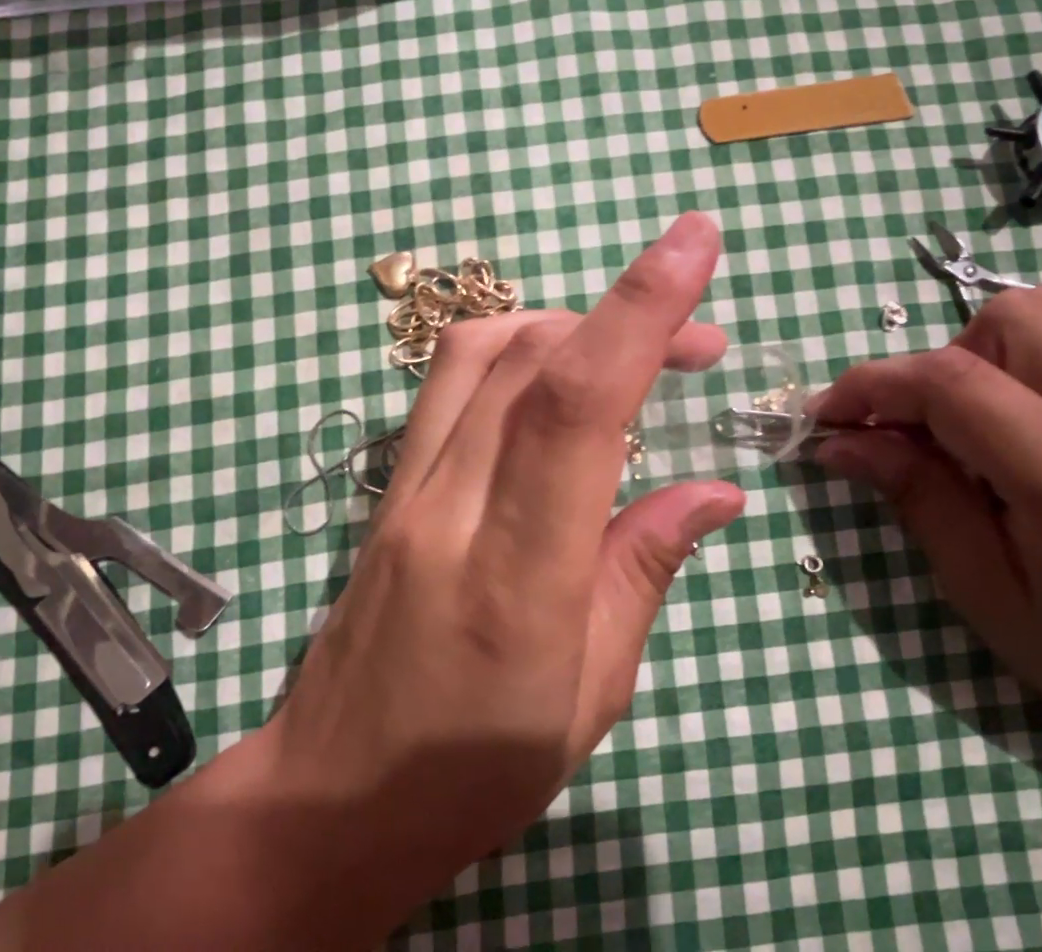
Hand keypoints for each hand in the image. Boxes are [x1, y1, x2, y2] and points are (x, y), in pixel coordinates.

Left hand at [256, 213, 746, 944]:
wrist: (328, 799)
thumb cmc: (472, 773)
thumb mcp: (591, 694)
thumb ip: (643, 573)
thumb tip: (712, 490)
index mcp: (517, 574)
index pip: (575, 406)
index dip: (640, 311)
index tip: (696, 242)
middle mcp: (448, 510)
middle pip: (525, 358)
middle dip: (623, 313)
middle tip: (703, 340)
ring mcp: (401, 496)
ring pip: (472, 357)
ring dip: (561, 325)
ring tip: (628, 355)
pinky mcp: (381, 496)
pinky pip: (444, 393)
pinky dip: (511, 359)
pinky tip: (552, 392)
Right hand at [804, 289, 1041, 795]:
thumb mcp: (988, 596)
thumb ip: (919, 499)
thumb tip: (842, 443)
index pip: (959, 386)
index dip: (874, 386)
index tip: (829, 415)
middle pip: (1016, 316)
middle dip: (943, 357)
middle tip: (924, 426)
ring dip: (997, 348)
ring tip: (984, 417)